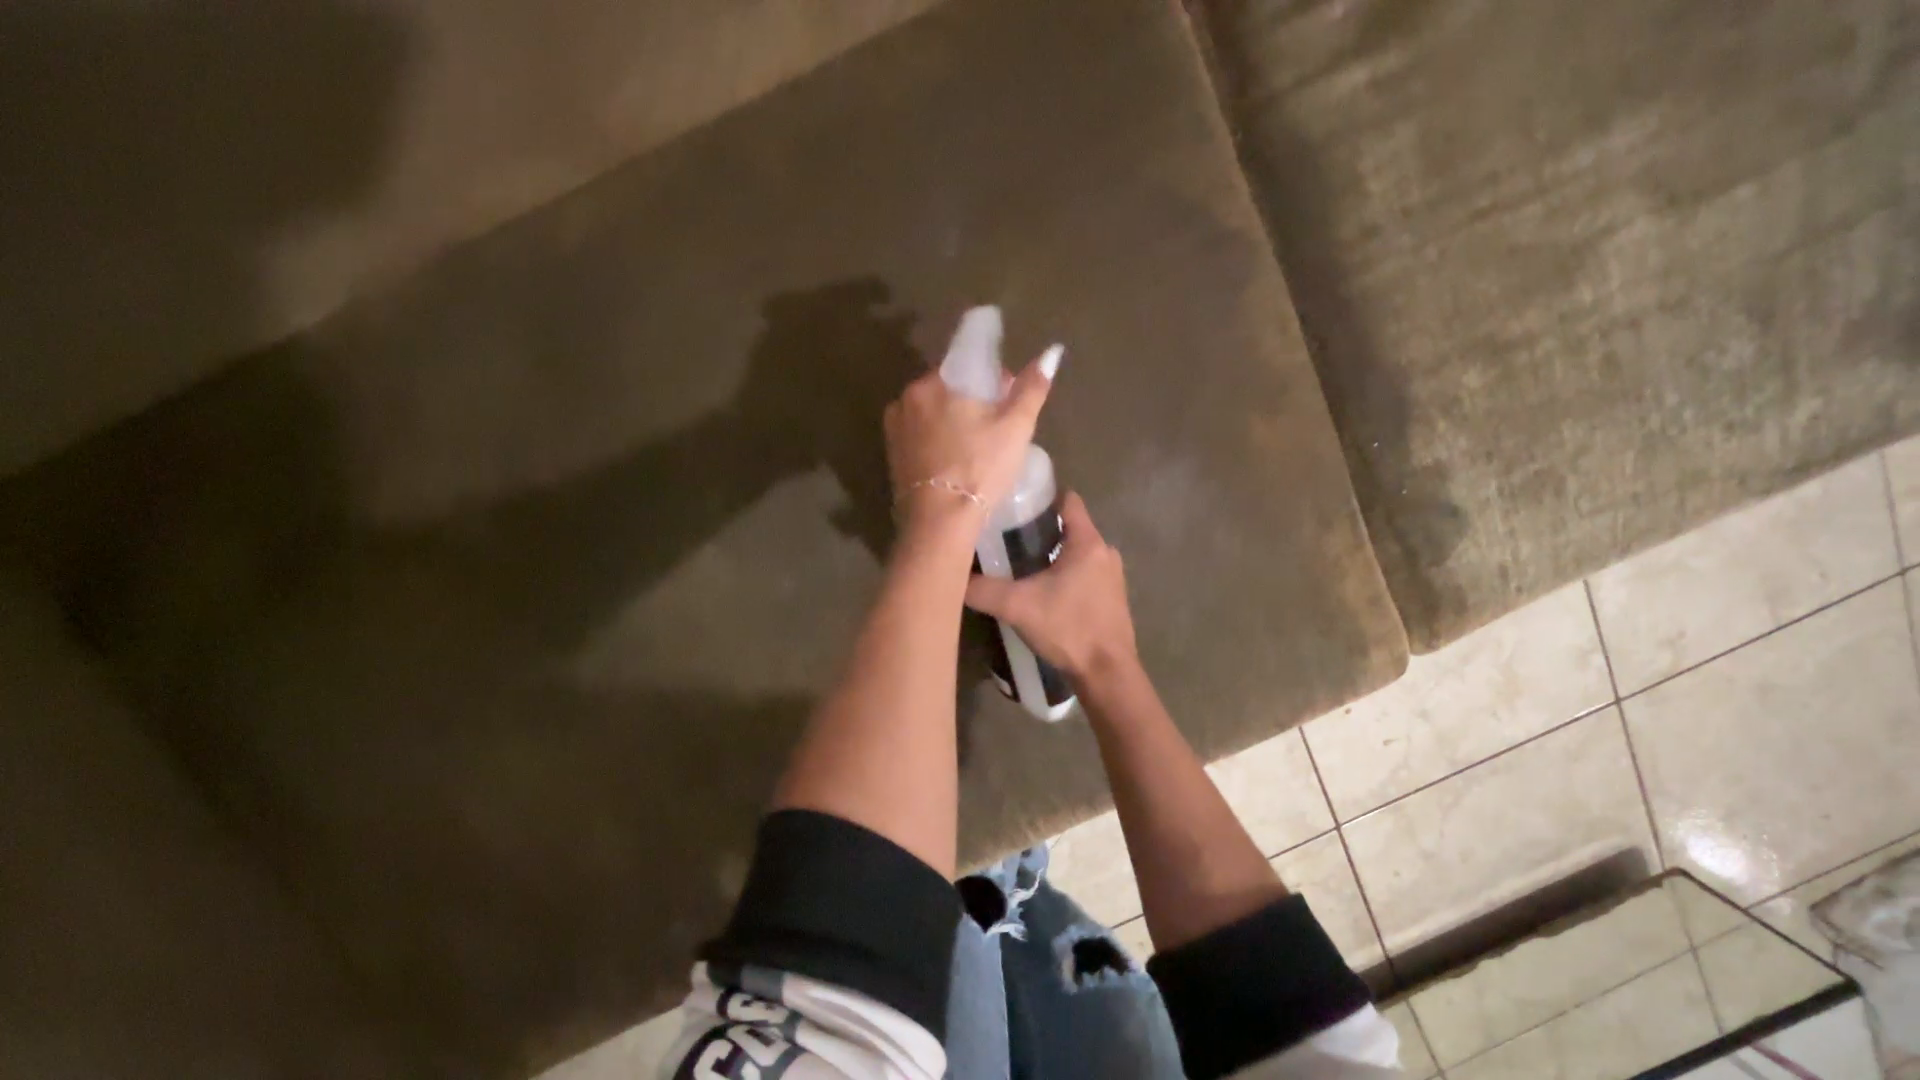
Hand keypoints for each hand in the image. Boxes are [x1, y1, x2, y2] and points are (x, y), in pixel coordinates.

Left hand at [884, 345, 1057, 524]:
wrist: (940, 522)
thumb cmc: (980, 469)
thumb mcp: (1016, 426)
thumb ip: (1032, 388)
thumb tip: (1051, 352)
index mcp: (932, 382)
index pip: (968, 365)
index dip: (993, 381)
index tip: (1008, 402)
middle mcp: (906, 398)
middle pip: (948, 389)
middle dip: (972, 401)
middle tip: (997, 430)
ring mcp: (894, 429)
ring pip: (932, 414)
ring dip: (953, 422)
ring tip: (977, 448)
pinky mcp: (892, 456)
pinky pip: (920, 437)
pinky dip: (937, 442)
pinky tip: (955, 461)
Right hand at [963, 492, 1137, 681]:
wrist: (1106, 674)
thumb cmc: (1068, 629)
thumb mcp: (1017, 607)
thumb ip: (983, 590)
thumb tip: (954, 577)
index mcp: (1088, 542)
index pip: (1067, 501)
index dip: (1041, 499)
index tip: (1014, 508)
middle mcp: (1105, 553)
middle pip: (1070, 529)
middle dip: (1040, 533)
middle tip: (1007, 542)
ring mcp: (1113, 578)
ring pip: (1077, 555)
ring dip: (1052, 559)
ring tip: (1020, 571)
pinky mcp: (1113, 600)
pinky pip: (1085, 577)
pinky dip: (1065, 579)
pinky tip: (1043, 597)